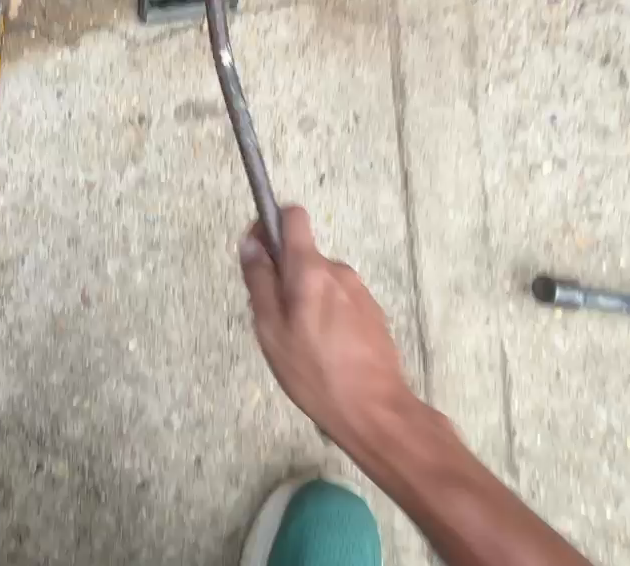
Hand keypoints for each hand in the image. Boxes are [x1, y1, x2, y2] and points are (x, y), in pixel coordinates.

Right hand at [239, 206, 415, 445]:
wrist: (378, 414)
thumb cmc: (314, 371)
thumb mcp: (271, 329)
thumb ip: (259, 281)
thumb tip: (251, 243)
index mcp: (310, 269)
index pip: (293, 216)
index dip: (270, 225)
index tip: (259, 254)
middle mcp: (338, 271)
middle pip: (302, 256)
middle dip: (284, 276)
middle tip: (275, 320)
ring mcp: (360, 293)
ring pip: (320, 281)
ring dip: (306, 299)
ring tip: (301, 343)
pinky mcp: (374, 314)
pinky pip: (339, 301)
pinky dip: (326, 315)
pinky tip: (326, 352)